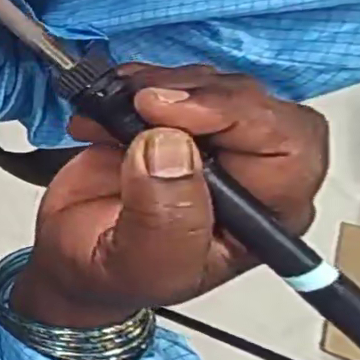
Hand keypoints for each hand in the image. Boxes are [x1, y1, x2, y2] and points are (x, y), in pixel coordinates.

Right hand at [12, 65, 329, 332]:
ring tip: (109, 108)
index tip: (169, 111)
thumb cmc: (116, 274)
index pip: (286, 144)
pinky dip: (127, 86)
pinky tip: (98, 108)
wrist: (72, 264)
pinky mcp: (160, 128)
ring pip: (210, 87)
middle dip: (196, 94)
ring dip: (158, 85)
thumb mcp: (143, 263)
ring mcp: (202, 145)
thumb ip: (163, 216)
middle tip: (139, 101)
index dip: (236, 116)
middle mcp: (244, 171)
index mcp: (263, 211)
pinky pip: (161, 87)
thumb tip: (169, 147)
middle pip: (252, 105)